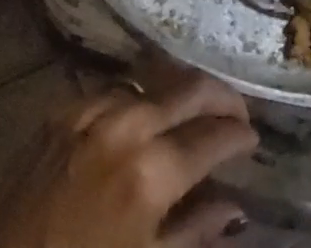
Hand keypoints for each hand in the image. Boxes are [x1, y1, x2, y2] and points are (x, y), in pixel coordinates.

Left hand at [0, 56, 260, 247]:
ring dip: (178, 92)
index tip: (253, 138)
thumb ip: (195, 230)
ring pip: (150, 81)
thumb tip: (233, 206)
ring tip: (193, 110)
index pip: (214, 135)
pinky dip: (138, 97)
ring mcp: (86, 113)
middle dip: (221, 96)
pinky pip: (112, 90)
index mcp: (151, 172)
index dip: (240, 135)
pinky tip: (144, 114)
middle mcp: (124, 127)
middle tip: (236, 112)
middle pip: (188, 88)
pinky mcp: (57, 114)